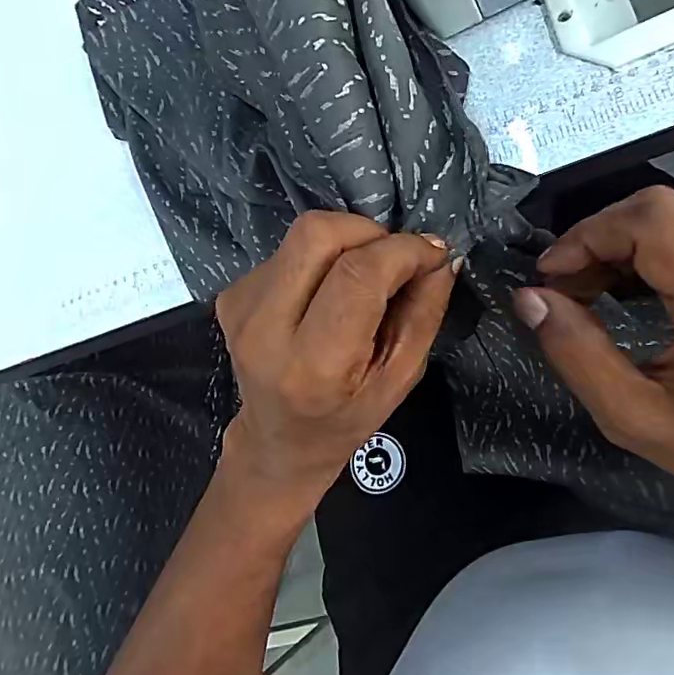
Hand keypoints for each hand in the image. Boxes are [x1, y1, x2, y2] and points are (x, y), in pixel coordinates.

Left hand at [215, 212, 455, 529]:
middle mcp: (266, 329)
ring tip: (367, 278)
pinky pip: (290, 250)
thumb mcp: (402, 377)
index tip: (434, 254)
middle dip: (372, 233)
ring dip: (349, 242)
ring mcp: (241, 307)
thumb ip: (424, 313)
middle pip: (319, 234)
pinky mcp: (232, 293)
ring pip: (304, 234)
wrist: (279, 441)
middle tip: (397, 260)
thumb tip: (441, 258)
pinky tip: (332, 292)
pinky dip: (325, 258)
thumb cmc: (350, 417)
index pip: (358, 275)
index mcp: (314, 364)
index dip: (404, 250)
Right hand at [513, 187, 673, 552]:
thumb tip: (530, 298)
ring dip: (619, 240)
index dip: (588, 237)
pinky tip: (623, 284)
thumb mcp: (632, 417)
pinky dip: (646, 248)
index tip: (549, 275)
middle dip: (598, 235)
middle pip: (660, 207)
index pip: (651, 224)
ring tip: (587, 286)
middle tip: (565, 283)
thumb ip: (576, 353)